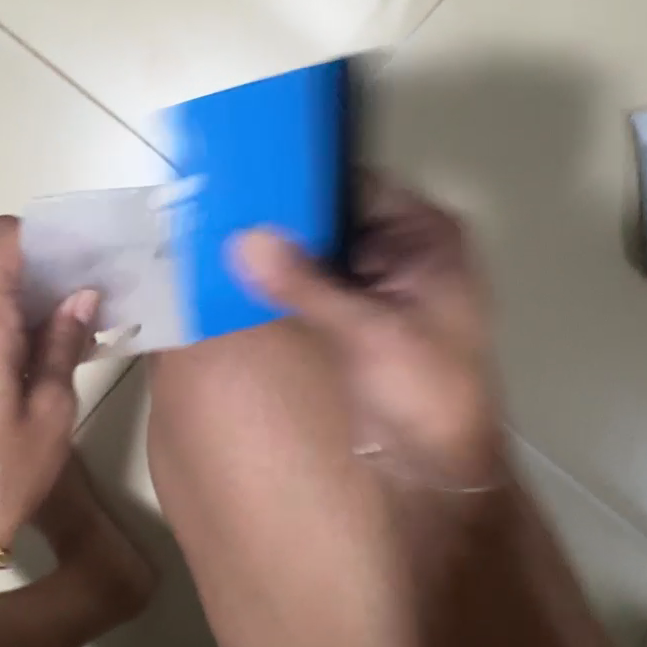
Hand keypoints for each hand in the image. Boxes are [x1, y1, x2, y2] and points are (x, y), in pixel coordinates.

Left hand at [0, 216, 98, 550]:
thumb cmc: (4, 472)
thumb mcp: (51, 410)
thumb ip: (63, 342)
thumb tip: (81, 296)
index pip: (3, 241)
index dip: (40, 240)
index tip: (73, 262)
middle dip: (36, 287)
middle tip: (79, 314)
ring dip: (13, 318)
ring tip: (50, 355)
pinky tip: (15, 376)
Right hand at [233, 176, 505, 489]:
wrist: (435, 470)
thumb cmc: (426, 393)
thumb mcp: (370, 333)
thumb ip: (306, 284)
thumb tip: (246, 240)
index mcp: (423, 236)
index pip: (354, 182)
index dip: (301, 176)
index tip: (242, 176)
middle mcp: (397, 248)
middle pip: (328, 213)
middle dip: (278, 214)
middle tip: (214, 204)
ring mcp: (371, 282)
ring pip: (312, 248)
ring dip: (272, 248)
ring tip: (211, 232)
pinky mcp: (347, 313)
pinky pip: (305, 282)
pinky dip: (275, 280)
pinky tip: (231, 275)